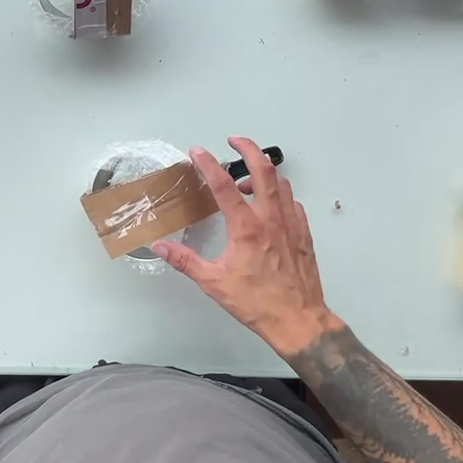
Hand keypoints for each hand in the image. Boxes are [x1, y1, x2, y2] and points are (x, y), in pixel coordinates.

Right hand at [153, 137, 340, 357]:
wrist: (299, 321)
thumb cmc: (256, 303)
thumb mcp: (213, 283)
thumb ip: (185, 261)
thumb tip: (159, 247)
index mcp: (247, 228)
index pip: (223, 185)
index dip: (208, 164)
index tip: (197, 151)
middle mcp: (271, 219)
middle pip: (263, 170)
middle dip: (248, 149)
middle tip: (233, 140)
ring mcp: (292, 224)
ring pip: (281, 183)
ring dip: (263, 172)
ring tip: (246, 179)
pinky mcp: (304, 233)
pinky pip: (293, 202)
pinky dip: (280, 194)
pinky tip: (270, 204)